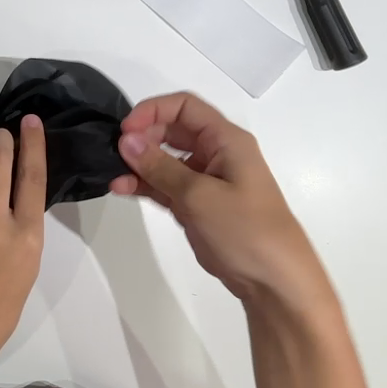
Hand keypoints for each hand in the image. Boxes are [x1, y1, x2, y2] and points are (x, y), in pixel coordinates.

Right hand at [109, 93, 331, 306]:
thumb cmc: (244, 229)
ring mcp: (204, 180)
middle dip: (142, 137)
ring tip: (113, 175)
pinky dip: (143, 185)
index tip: (125, 131)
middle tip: (116, 154)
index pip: (184, 107)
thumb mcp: (199, 195)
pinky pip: (163, 185)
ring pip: (164, 159)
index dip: (152, 111)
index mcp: (226, 140)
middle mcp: (215, 153)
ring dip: (138, 163)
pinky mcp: (194, 204)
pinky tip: (121, 189)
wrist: (273, 280)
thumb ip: (159, 166)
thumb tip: (126, 140)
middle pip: (171, 130)